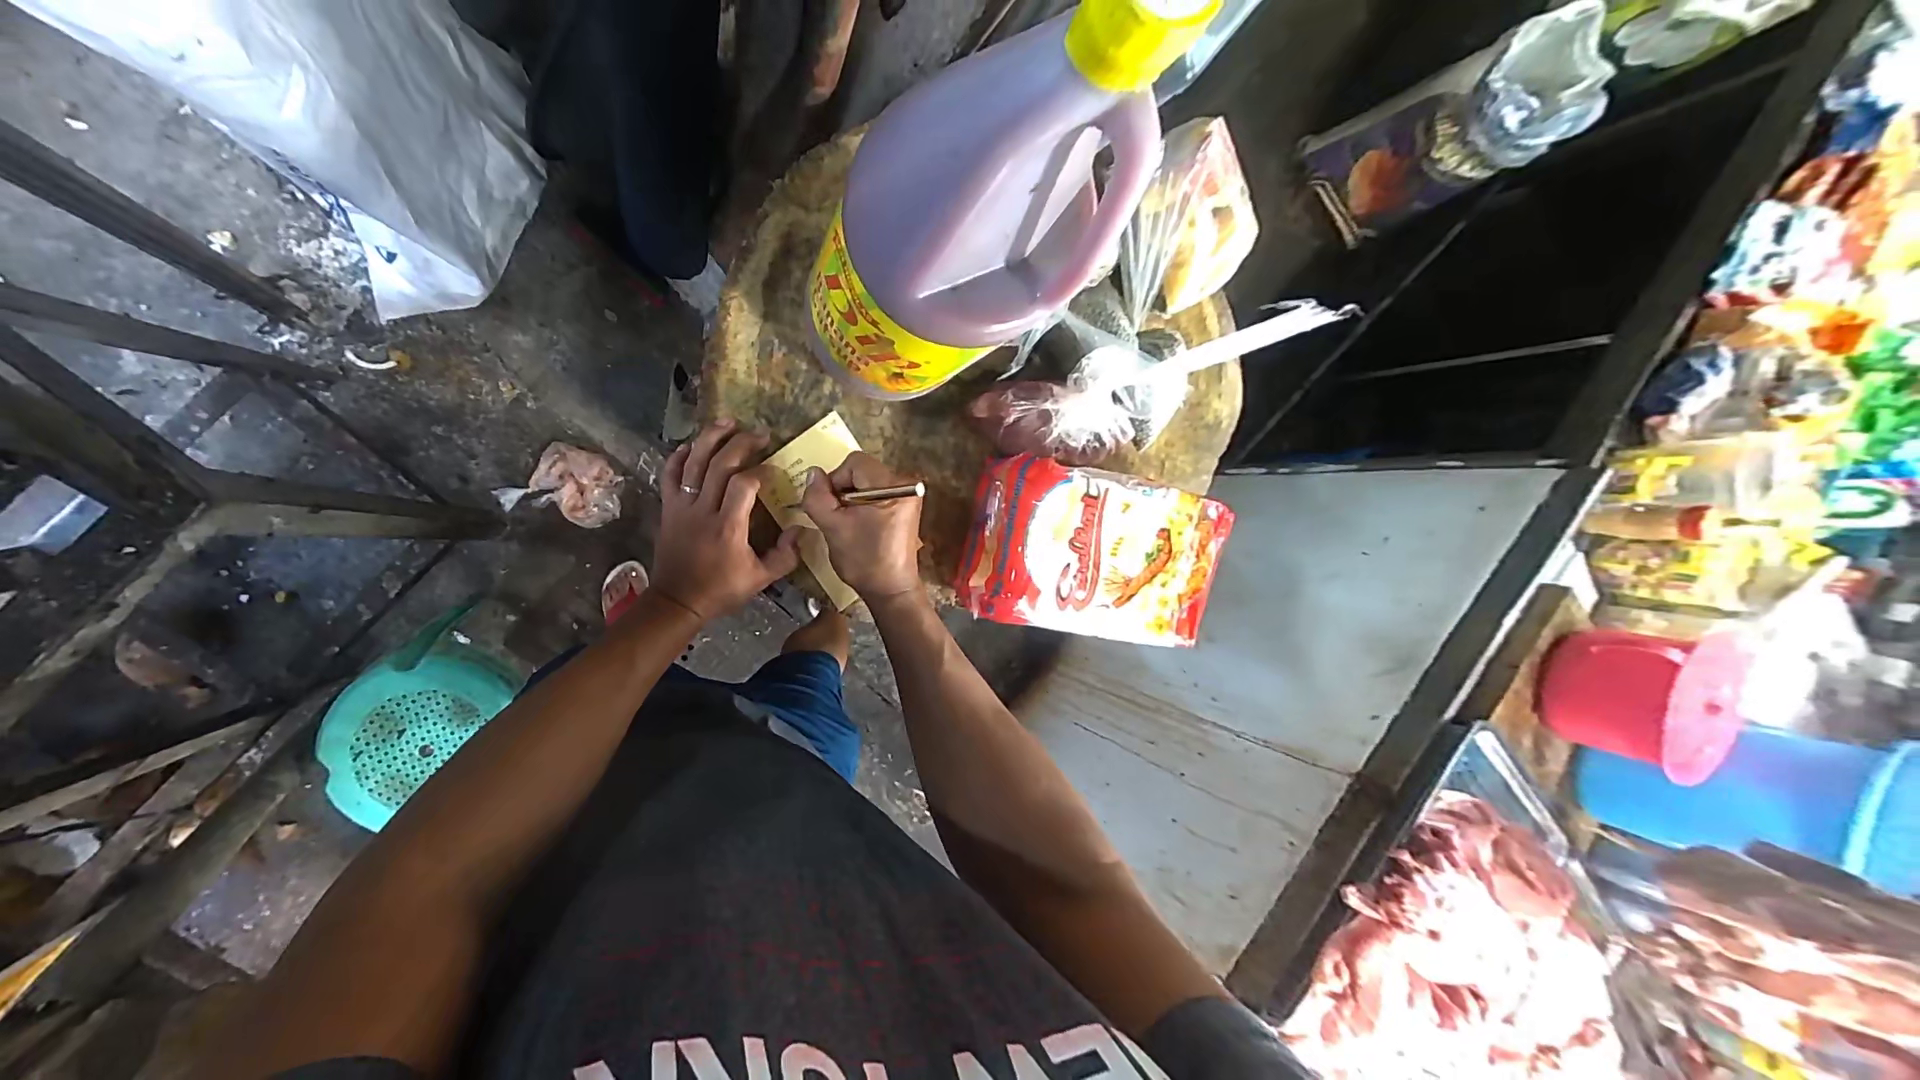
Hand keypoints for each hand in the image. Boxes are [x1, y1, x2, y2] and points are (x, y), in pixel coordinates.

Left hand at [653, 420, 801, 620]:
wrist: (677, 601)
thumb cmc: (721, 590)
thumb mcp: (760, 579)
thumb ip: (785, 555)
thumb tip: (801, 529)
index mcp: (728, 527)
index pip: (743, 485)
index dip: (760, 470)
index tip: (774, 468)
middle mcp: (703, 510)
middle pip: (719, 465)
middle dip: (740, 444)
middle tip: (759, 434)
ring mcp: (682, 506)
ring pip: (694, 463)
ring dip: (711, 438)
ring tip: (728, 422)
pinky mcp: (668, 508)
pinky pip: (670, 474)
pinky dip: (679, 456)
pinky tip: (692, 444)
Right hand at [800, 452, 924, 605]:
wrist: (891, 589)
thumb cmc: (863, 560)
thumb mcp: (833, 527)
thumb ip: (817, 496)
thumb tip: (813, 473)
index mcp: (893, 486)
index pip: (855, 462)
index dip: (835, 480)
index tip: (832, 506)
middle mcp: (906, 485)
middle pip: (862, 470)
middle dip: (844, 490)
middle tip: (839, 517)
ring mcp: (908, 496)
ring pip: (867, 482)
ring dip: (852, 498)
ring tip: (850, 523)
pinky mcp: (906, 507)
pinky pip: (877, 493)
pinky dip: (864, 504)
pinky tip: (861, 526)